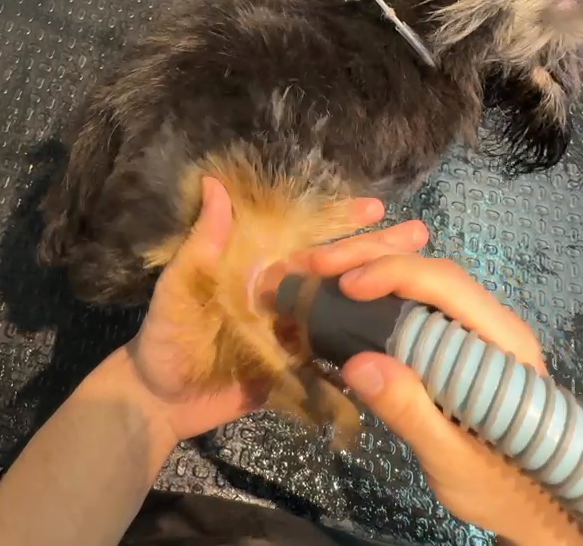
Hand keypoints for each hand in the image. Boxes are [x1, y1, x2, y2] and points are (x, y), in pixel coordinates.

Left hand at [125, 179, 422, 442]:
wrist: (157, 400)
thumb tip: (212, 183)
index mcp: (260, 268)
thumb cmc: (165, 334)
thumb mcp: (179, 285)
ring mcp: (293, 333)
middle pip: (338, 269)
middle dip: (378, 251)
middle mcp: (284, 295)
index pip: (307, 237)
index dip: (339, 220)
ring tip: (425, 288)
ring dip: (382, 295)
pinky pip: (336, 358)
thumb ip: (201, 242)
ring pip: (345, 309)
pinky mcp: (295, 371)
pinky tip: (403, 348)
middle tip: (421, 235)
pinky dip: (366, 351)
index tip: (377, 205)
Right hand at [336, 256, 582, 545]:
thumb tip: (357, 363)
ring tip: (319, 266)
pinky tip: (342, 282)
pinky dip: (374, 281)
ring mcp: (470, 323)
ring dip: (366, 262)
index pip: (445, 284)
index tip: (346, 286)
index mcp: (501, 340)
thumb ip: (411, 412)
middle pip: (427, 268)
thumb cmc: (499, 486)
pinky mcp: (451, 335)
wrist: (532, 504)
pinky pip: (412, 293)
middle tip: (315, 264)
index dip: (393, 273)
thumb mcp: (454, 461)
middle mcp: (489, 318)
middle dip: (369, 257)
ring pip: (417, 273)